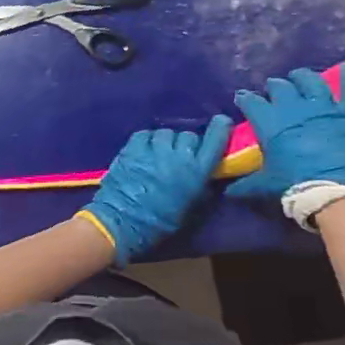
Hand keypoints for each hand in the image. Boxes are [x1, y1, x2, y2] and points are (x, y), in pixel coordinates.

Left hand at [80, 114, 230, 264]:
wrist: (122, 220)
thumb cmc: (160, 221)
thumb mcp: (191, 207)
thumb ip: (203, 187)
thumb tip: (209, 175)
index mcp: (197, 171)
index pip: (215, 140)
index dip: (220, 128)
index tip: (221, 122)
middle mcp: (178, 156)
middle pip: (188, 136)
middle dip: (185, 144)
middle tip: (178, 156)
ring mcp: (154, 149)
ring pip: (165, 133)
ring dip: (164, 141)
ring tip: (158, 153)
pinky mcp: (132, 148)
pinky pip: (144, 134)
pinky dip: (146, 140)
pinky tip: (143, 151)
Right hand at [225, 63, 344, 212]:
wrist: (339, 190)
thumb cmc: (296, 185)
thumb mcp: (265, 184)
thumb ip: (246, 184)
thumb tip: (227, 192)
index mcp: (270, 123)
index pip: (251, 102)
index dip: (246, 98)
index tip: (243, 97)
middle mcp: (294, 108)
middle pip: (280, 87)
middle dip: (274, 86)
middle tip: (273, 88)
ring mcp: (324, 107)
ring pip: (311, 81)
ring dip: (302, 77)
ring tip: (299, 76)